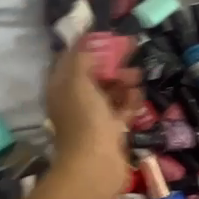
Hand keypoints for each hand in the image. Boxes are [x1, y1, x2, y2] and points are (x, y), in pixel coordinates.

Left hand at [44, 46, 139, 196]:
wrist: (96, 164)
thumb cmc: (84, 119)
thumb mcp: (78, 81)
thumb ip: (82, 58)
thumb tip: (88, 42)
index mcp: (61, 87)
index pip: (70, 59)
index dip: (86, 44)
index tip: (106, 34)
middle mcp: (74, 100)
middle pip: (93, 74)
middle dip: (110, 62)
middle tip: (130, 51)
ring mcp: (92, 116)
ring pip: (109, 91)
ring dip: (123, 81)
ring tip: (136, 76)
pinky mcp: (110, 130)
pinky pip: (121, 109)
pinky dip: (129, 101)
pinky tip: (137, 95)